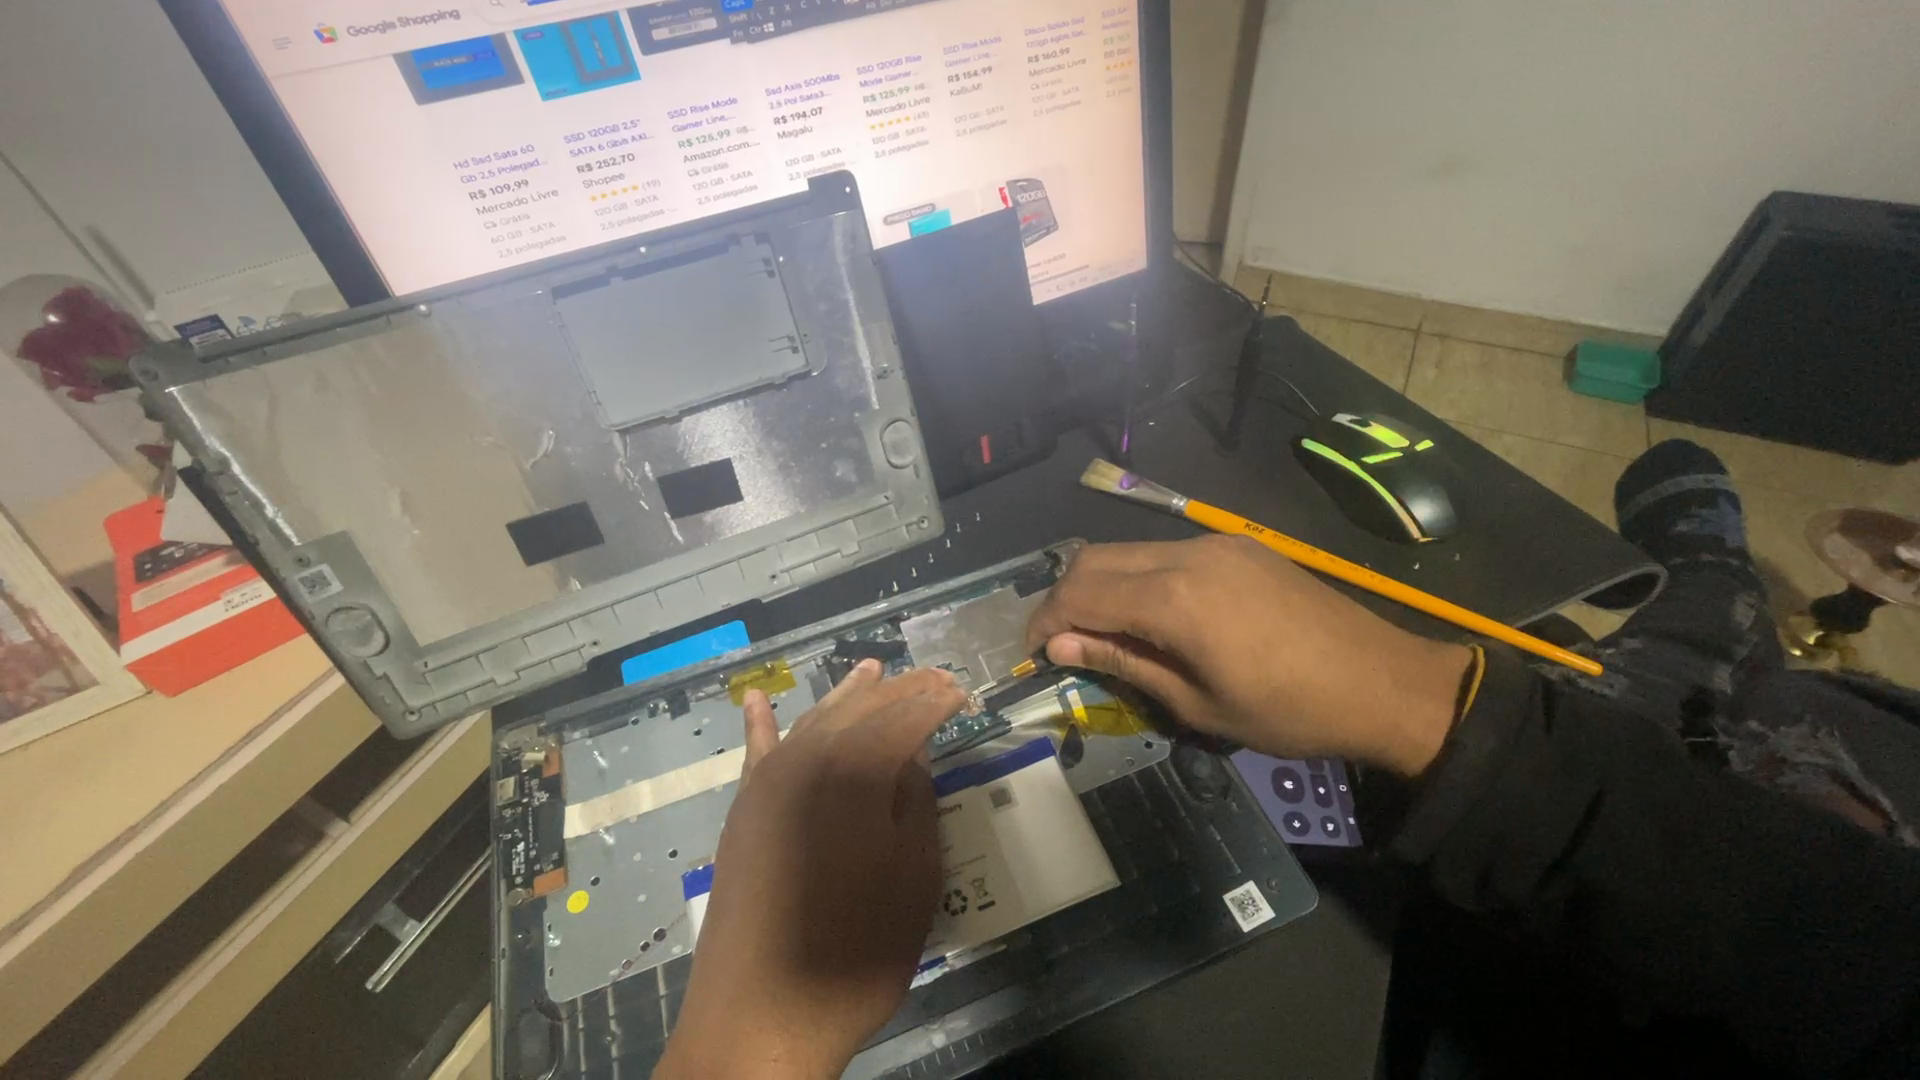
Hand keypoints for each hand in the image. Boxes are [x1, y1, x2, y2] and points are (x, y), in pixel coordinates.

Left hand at [655, 662, 965, 1079]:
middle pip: (862, 709)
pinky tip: (754, 697)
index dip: (938, 701)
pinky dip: (759, 723)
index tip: (962, 691)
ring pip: (815, 720)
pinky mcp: (744, 810)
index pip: (906, 718)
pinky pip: (754, 753)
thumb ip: (915, 802)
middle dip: (901, 689)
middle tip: (934, 677)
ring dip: (847, 695)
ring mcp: (769, 783)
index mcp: (857, 771)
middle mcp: (808, 760)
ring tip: (873, 670)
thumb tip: (912, 754)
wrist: (759, 1018)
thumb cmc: (856, 949)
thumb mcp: (914, 876)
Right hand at [1025, 537, 1473, 776]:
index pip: (1080, 593)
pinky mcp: (1235, 546)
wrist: (1383, 683)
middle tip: (1059, 641)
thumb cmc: (1288, 711)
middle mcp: (1186, 555)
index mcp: (1174, 599)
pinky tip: (1150, 613)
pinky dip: (1137, 577)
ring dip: (1100, 584)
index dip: (1044, 620)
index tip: (1034, 653)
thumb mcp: (1196, 703)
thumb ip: (1123, 662)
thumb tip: (1059, 643)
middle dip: (1063, 597)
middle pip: (1094, 559)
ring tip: (1100, 630)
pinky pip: (1164, 552)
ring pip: (1128, 550)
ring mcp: (1213, 544)